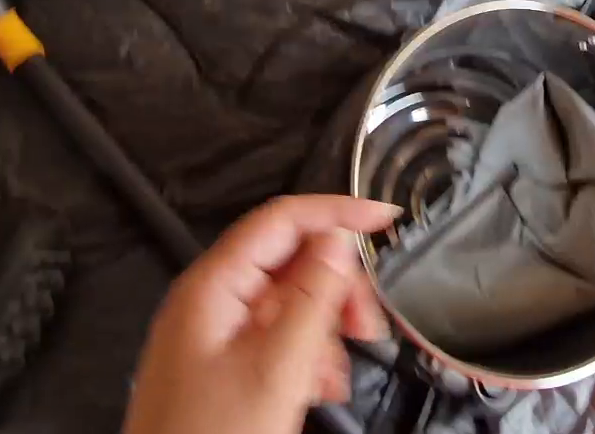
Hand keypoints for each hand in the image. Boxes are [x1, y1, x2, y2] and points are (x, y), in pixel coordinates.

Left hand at [123, 195, 400, 433]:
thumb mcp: (276, 368)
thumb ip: (313, 296)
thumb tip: (338, 241)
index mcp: (213, 286)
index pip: (283, 219)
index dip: (337, 212)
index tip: (382, 218)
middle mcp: (212, 300)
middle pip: (292, 260)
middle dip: (337, 285)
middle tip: (365, 317)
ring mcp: (216, 333)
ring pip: (291, 299)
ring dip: (327, 325)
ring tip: (338, 368)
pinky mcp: (225, 364)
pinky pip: (280, 333)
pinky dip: (310, 351)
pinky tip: (320, 383)